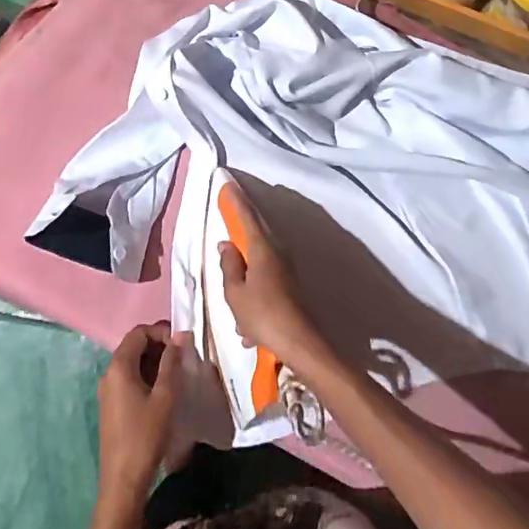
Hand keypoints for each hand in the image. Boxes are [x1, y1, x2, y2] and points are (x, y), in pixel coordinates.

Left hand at [96, 322, 186, 494]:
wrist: (123, 480)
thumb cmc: (145, 436)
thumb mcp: (164, 398)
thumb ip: (171, 363)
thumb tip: (179, 335)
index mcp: (118, 366)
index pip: (138, 332)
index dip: (161, 331)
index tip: (182, 343)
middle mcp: (109, 372)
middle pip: (133, 346)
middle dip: (158, 346)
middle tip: (182, 358)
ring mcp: (107, 389)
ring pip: (132, 363)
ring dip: (153, 363)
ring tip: (176, 374)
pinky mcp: (111, 405)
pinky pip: (128, 379)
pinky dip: (146, 377)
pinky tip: (162, 392)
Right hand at [218, 184, 326, 367]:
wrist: (302, 345)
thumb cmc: (263, 315)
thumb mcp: (235, 292)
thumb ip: (229, 265)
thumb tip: (226, 244)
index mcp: (262, 249)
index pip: (247, 216)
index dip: (236, 200)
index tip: (228, 183)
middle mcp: (278, 253)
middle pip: (257, 231)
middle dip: (242, 222)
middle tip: (230, 209)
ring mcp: (287, 270)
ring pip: (261, 257)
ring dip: (247, 266)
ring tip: (234, 284)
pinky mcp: (291, 286)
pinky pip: (266, 277)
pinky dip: (254, 289)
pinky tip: (248, 324)